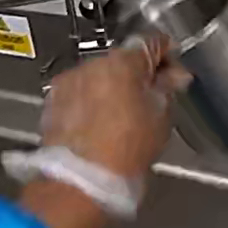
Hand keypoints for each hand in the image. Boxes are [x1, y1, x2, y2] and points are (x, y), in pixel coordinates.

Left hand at [41, 35, 191, 181]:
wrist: (78, 186)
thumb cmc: (126, 149)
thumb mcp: (161, 115)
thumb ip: (168, 87)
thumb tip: (174, 75)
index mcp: (125, 61)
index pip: (152, 41)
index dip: (167, 54)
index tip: (173, 71)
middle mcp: (94, 64)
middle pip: (125, 58)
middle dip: (139, 73)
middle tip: (152, 96)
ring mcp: (70, 82)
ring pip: (101, 75)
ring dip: (114, 85)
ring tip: (124, 113)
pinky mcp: (53, 102)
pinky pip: (81, 91)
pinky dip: (92, 99)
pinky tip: (101, 122)